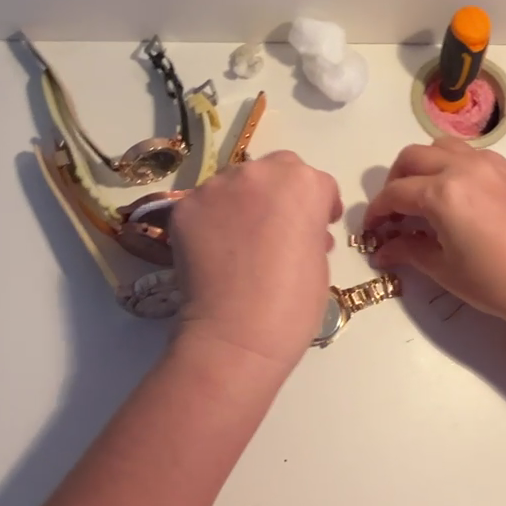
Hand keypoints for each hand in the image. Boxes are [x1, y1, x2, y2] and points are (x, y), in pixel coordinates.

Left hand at [169, 151, 342, 368]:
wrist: (236, 334)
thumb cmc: (292, 305)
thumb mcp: (319, 261)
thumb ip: (310, 231)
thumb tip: (295, 230)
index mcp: (304, 184)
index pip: (318, 184)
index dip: (320, 207)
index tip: (318, 228)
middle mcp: (259, 172)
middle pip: (276, 171)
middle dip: (282, 194)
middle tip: (279, 230)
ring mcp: (217, 186)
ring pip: (236, 184)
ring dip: (244, 203)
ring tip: (242, 243)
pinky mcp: (185, 206)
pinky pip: (205, 205)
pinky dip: (212, 221)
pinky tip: (216, 251)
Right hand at [365, 137, 505, 330]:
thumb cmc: (498, 284)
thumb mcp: (446, 270)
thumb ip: (409, 250)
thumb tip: (382, 250)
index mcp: (442, 193)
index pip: (394, 193)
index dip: (376, 212)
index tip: (371, 231)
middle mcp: (463, 167)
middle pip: (412, 158)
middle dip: (395, 182)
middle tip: (394, 213)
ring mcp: (491, 164)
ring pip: (442, 147)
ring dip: (423, 166)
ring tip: (423, 198)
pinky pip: (471, 155)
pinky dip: (452, 167)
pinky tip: (457, 199)